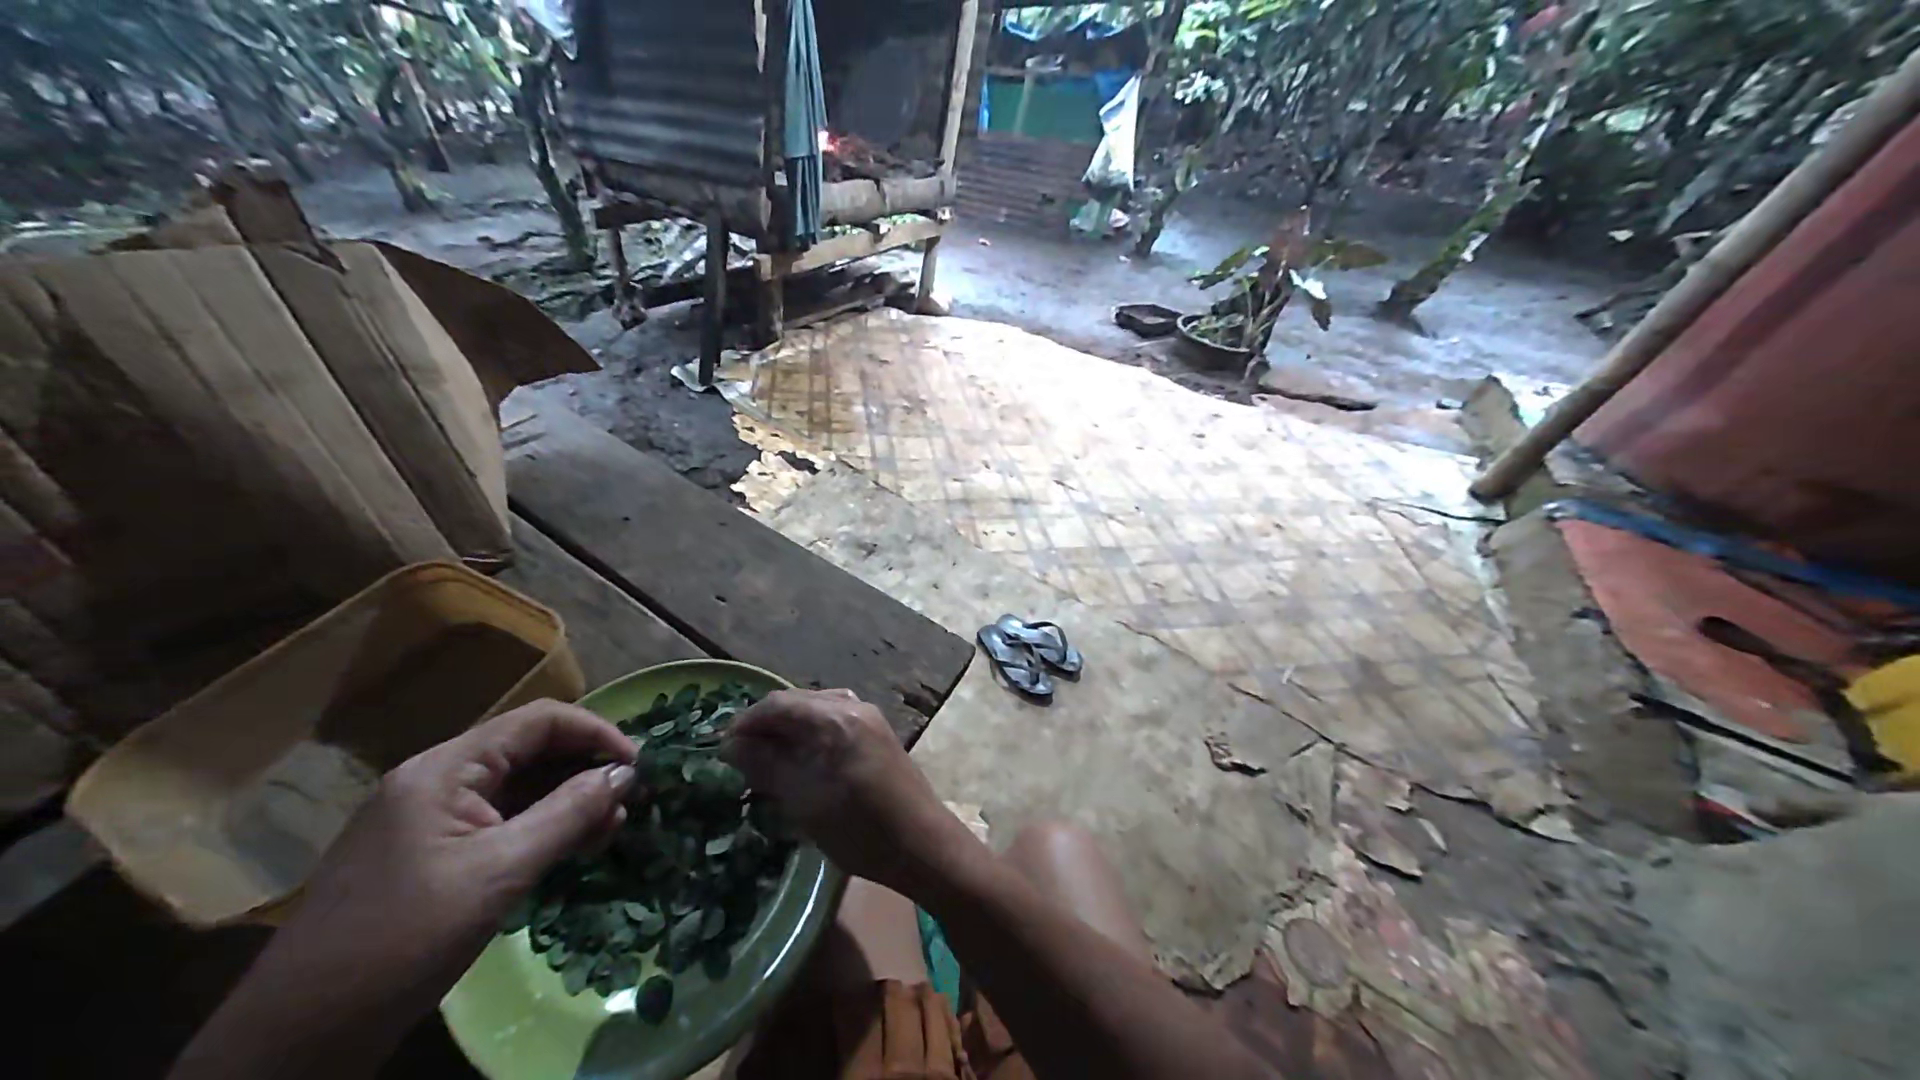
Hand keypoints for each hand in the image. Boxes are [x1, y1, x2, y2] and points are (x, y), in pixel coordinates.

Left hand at [293, 698, 640, 984]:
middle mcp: (439, 780)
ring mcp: (434, 817)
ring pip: (522, 787)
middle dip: (587, 770)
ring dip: (571, 801)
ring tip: (610, 830)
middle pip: (532, 750)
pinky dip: (545, 827)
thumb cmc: (401, 941)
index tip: (638, 766)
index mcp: (444, 770)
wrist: (297, 1038)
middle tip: (630, 803)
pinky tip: (575, 846)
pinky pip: (505, 819)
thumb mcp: (499, 872)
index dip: (596, 734)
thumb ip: (568, 814)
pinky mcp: (436, 852)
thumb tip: (627, 774)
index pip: (539, 722)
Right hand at [724, 688, 972, 891]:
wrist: (924, 846)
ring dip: (787, 730)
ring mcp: (869, 718)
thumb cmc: (861, 829)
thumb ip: (766, 766)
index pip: (777, 704)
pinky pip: (833, 721)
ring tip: (766, 760)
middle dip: (765, 725)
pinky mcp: (877, 733)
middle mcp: (853, 706)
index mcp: (835, 718)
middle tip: (740, 757)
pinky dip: (809, 735)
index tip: (720, 749)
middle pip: (796, 702)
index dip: (745, 723)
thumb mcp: (804, 801)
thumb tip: (731, 745)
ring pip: (815, 711)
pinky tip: (800, 760)